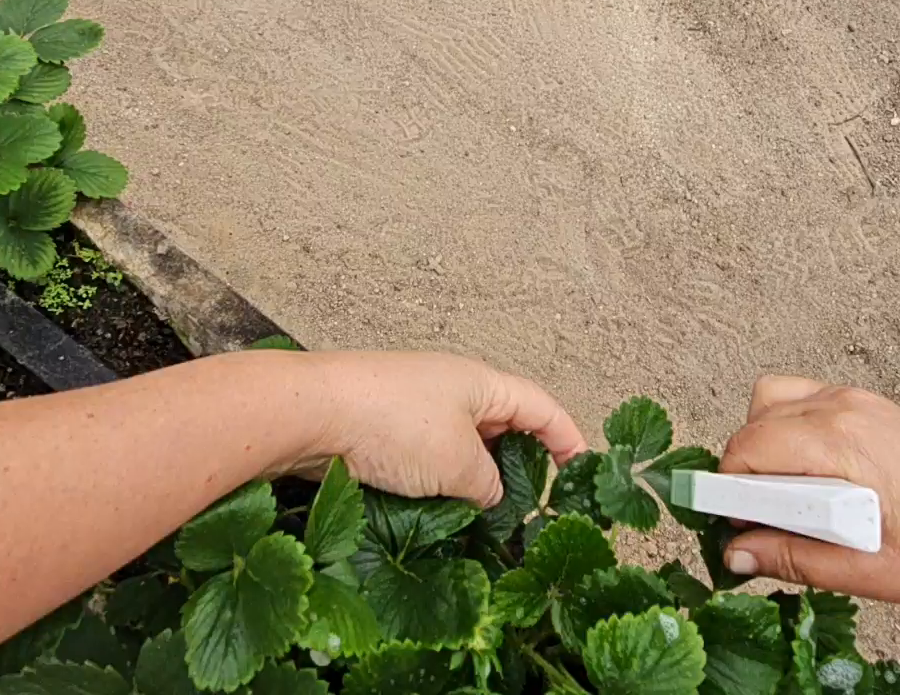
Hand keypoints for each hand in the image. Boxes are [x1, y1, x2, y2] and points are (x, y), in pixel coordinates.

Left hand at [280, 351, 587, 506]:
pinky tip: (444, 509)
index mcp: (482, 382)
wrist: (314, 411)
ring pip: (466, 442)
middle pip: (505, 422)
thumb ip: (488, 483)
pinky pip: (432, 452)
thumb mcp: (458, 463)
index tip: (584, 472)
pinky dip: (445, 478)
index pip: (542, 406)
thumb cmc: (395, 426)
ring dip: (479, 476)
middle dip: (524, 461)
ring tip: (490, 517)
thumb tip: (491, 493)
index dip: (569, 438)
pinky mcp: (389, 424)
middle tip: (538, 505)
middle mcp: (454, 386)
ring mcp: (420, 404)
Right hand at [718, 377, 899, 615]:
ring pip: (770, 400)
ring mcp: (856, 398)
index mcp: (844, 443)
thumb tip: (734, 552)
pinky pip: (800, 399)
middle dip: (743, 469)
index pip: (749, 447)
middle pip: (753, 421)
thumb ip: (792, 557)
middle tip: (762, 518)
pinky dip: (787, 428)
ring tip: (787, 491)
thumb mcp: (868, 573)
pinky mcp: (866, 402)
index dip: (728, 487)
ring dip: (761, 441)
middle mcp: (844, 407)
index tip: (731, 522)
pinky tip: (812, 470)